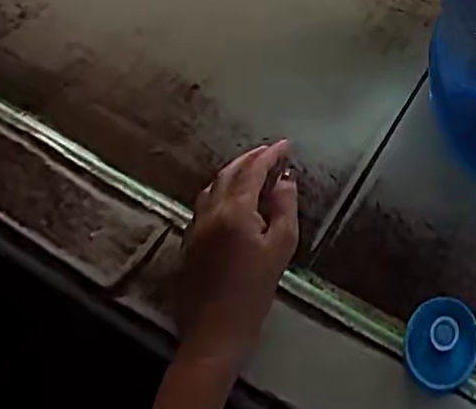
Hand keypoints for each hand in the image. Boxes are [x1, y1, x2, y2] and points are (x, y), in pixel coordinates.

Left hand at [175, 140, 300, 368]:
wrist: (216, 331)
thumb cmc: (255, 287)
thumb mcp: (283, 243)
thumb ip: (285, 205)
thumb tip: (285, 180)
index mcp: (234, 212)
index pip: (252, 171)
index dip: (270, 154)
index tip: (286, 145)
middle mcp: (210, 214)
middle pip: (228, 174)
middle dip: (251, 159)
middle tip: (272, 152)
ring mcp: (195, 229)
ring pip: (212, 187)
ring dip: (234, 172)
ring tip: (254, 168)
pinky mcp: (189, 243)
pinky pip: (204, 204)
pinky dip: (221, 189)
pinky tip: (233, 195)